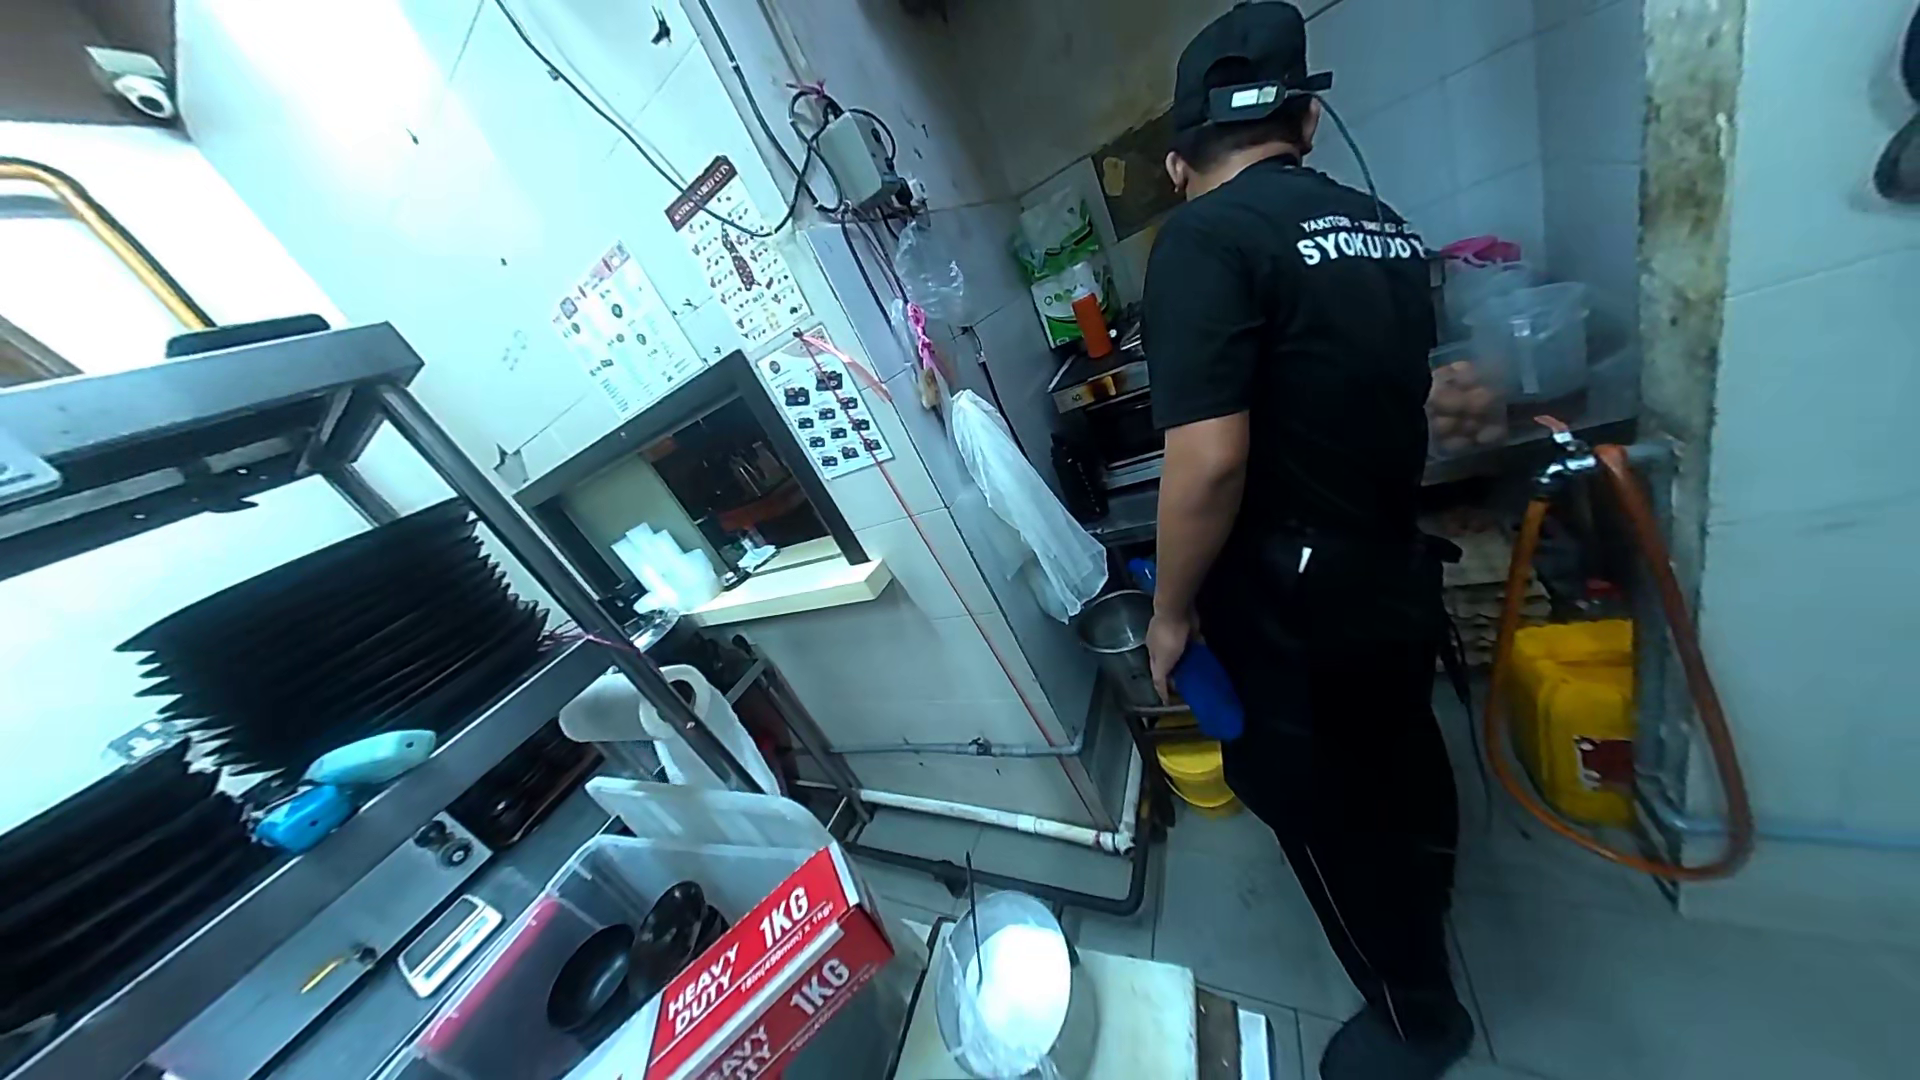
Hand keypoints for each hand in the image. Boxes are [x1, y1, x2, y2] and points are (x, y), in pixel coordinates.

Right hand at [1146, 610, 1196, 704]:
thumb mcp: (1162, 663)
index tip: (1174, 697)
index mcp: (1153, 653)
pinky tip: (1204, 657)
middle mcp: (1161, 645)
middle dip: (1176, 674)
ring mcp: (1174, 635)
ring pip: (1181, 654)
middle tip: (1189, 686)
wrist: (1177, 611)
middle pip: (1169, 663)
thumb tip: (1162, 698)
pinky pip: (1193, 643)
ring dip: (1187, 662)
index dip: (1164, 686)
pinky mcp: (1188, 629)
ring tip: (1198, 673)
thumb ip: (1160, 679)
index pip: (1157, 674)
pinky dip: (1197, 650)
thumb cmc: (1167, 638)